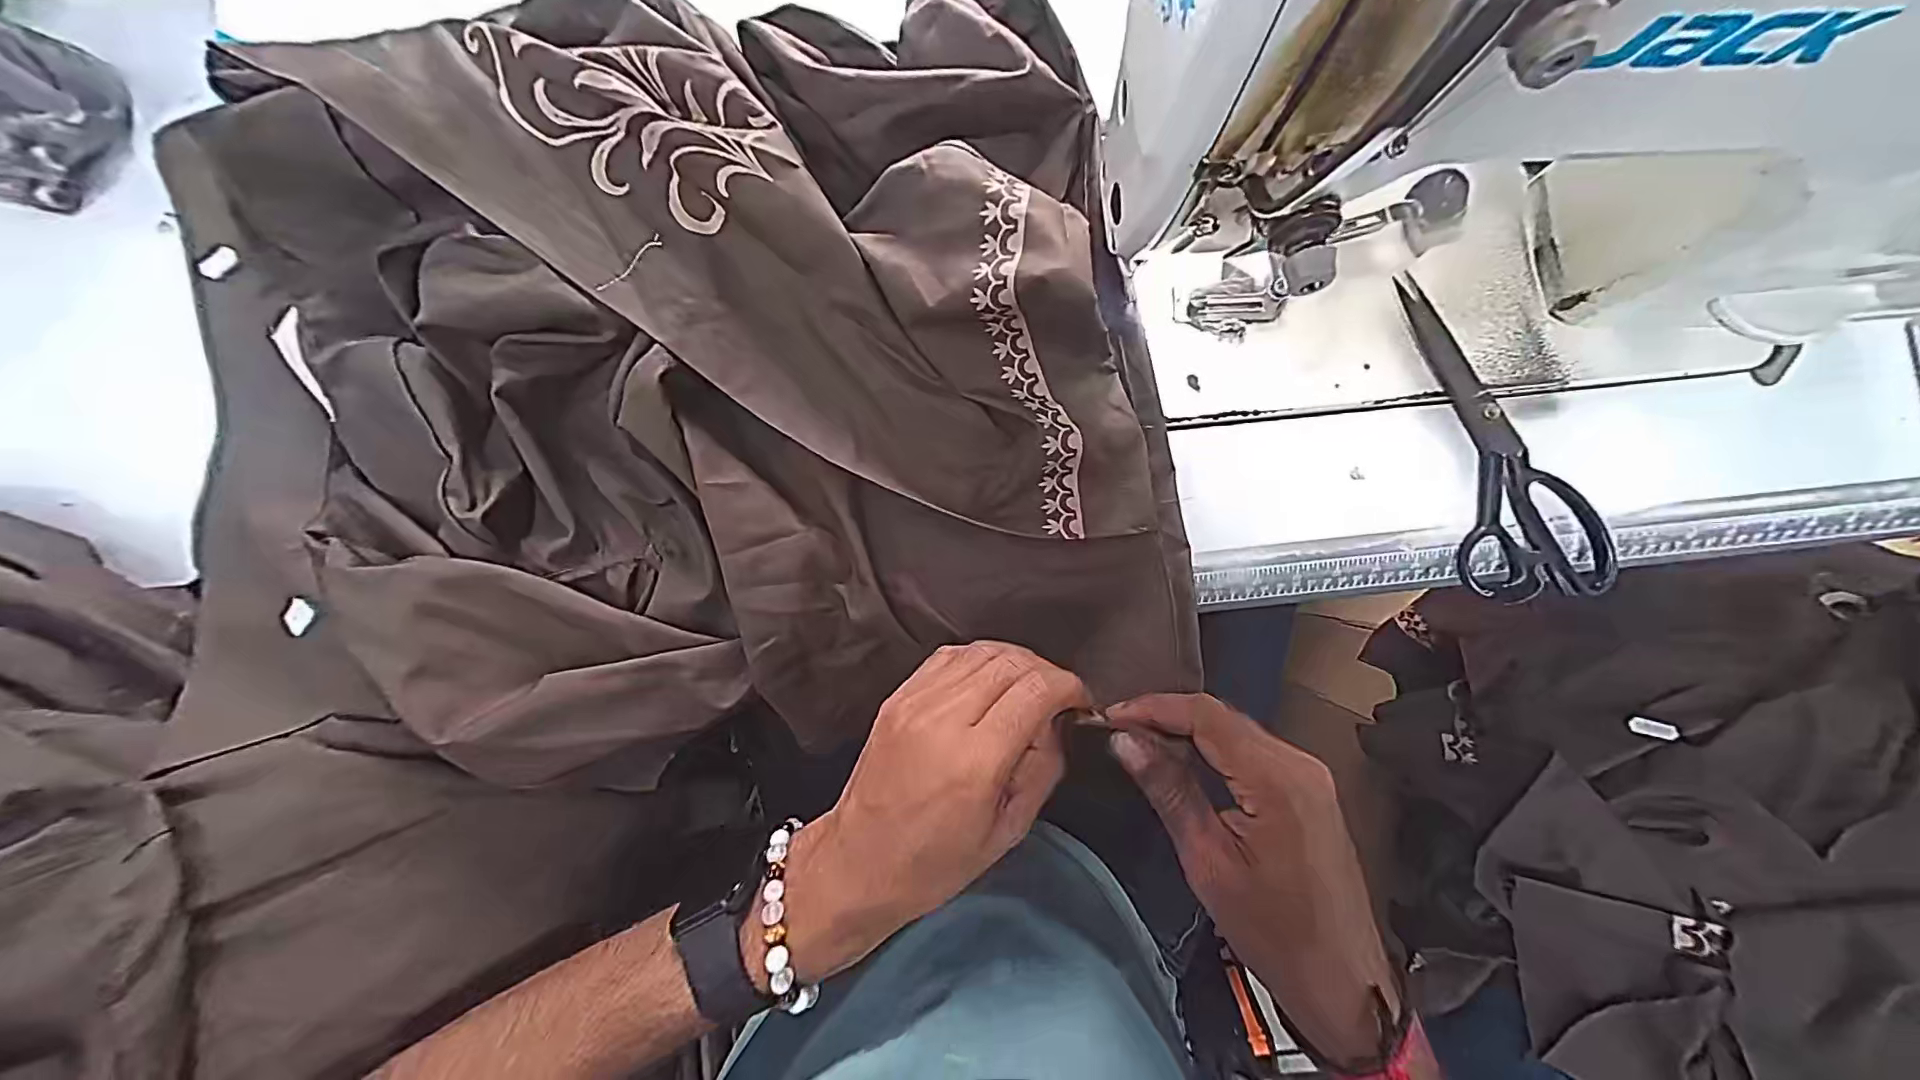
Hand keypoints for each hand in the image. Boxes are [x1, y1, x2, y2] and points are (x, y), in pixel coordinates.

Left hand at [747, 642, 1087, 988]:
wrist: (857, 862)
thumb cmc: (932, 863)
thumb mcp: (1006, 831)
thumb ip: (1042, 769)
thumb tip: (1058, 725)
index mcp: (974, 761)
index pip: (1036, 689)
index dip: (1069, 687)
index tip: (1078, 702)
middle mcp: (942, 720)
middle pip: (1011, 662)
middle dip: (1046, 672)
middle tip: (1056, 698)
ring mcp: (914, 703)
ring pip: (980, 651)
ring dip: (1015, 662)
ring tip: (1025, 688)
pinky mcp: (897, 697)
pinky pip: (948, 656)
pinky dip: (978, 660)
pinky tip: (988, 681)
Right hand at [1107, 693, 1399, 1065]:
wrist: (1343, 981)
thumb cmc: (1271, 930)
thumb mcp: (1208, 860)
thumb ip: (1168, 790)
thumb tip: (1124, 741)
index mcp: (1276, 777)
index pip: (1206, 714)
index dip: (1154, 707)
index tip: (1111, 717)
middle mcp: (1298, 762)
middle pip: (1221, 716)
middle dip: (1166, 716)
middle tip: (1119, 730)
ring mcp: (1307, 773)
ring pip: (1235, 729)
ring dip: (1186, 730)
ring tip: (1139, 741)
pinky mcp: (1308, 787)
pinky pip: (1250, 749)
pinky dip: (1211, 748)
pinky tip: (1181, 760)